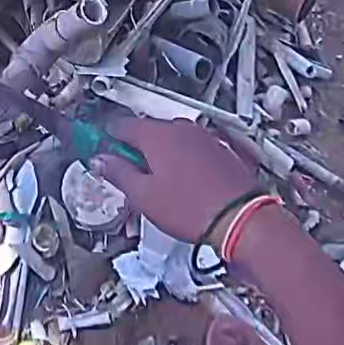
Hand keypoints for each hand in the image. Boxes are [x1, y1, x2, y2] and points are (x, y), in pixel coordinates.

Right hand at [88, 118, 259, 244]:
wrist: (243, 220)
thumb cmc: (194, 209)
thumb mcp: (144, 195)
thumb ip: (118, 173)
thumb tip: (100, 160)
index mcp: (156, 134)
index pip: (120, 125)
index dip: (107, 139)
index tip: (102, 152)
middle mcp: (179, 128)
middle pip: (145, 130)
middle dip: (133, 149)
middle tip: (127, 174)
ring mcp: (201, 136)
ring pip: (168, 139)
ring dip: (157, 154)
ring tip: (156, 183)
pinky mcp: (217, 148)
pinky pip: (188, 147)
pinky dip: (179, 158)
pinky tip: (180, 183)